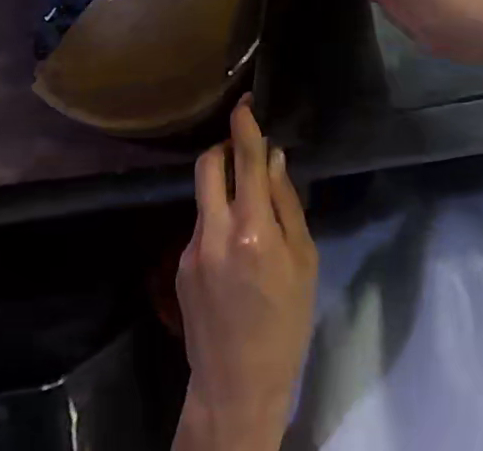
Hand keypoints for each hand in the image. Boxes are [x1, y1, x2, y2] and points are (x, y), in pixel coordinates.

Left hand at [173, 97, 316, 450]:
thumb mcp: (304, 265)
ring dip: (222, 185)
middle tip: (243, 152)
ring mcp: (190, 245)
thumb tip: (275, 158)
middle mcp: (215, 231)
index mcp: (253, 232)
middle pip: (208, 163)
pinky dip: (216, 219)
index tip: (244, 101)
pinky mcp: (178, 260)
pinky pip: (199, 223)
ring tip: (246, 206)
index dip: (244, 126)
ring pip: (202, 193)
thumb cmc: (287, 325)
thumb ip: (287, 206)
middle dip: (224, 147)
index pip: (245, 161)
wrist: (238, 382)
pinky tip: (233, 248)